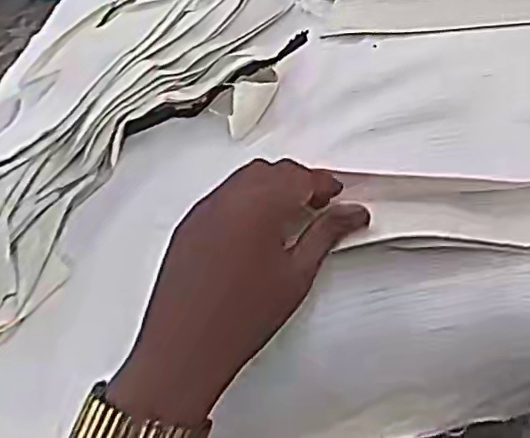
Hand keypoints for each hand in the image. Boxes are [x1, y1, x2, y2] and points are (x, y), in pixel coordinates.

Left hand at [107, 159, 368, 426]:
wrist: (180, 358)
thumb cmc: (232, 323)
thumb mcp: (297, 275)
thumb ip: (327, 233)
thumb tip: (349, 215)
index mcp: (260, 204)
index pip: (303, 177)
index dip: (326, 184)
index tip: (336, 194)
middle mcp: (229, 199)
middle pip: (276, 171)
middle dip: (301, 182)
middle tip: (319, 203)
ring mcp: (205, 211)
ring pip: (248, 177)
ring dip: (272, 187)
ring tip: (289, 215)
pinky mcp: (188, 226)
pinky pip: (224, 195)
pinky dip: (246, 199)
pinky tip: (256, 226)